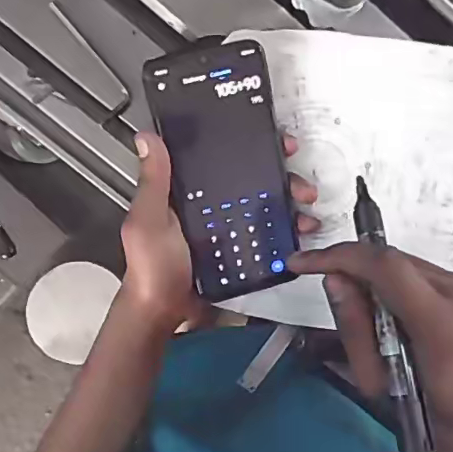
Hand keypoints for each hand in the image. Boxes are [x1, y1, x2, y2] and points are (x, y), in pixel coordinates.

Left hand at [120, 131, 318, 327]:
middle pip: (252, 182)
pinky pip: (265, 236)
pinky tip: (299, 232)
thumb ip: (153, 182)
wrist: (164, 313)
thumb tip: (148, 138)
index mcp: (185, 193)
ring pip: (263, 207)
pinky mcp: (236, 251)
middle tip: (299, 184)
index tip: (274, 141)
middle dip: (281, 178)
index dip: (248, 147)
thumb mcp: (149, 220)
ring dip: (289, 205)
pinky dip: (285, 232)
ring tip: (304, 213)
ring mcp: (224, 229)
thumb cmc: (150, 269)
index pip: (221, 160)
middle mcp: (207, 207)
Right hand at [286, 243, 452, 435]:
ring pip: (398, 261)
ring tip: (351, 295)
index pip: (386, 269)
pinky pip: (409, 269)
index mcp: (439, 322)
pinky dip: (383, 276)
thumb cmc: (414, 404)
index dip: (341, 257)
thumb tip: (333, 277)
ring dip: (365, 269)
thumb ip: (352, 323)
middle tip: (314, 270)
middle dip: (348, 261)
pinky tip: (374, 297)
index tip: (302, 262)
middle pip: (390, 259)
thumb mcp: (370, 374)